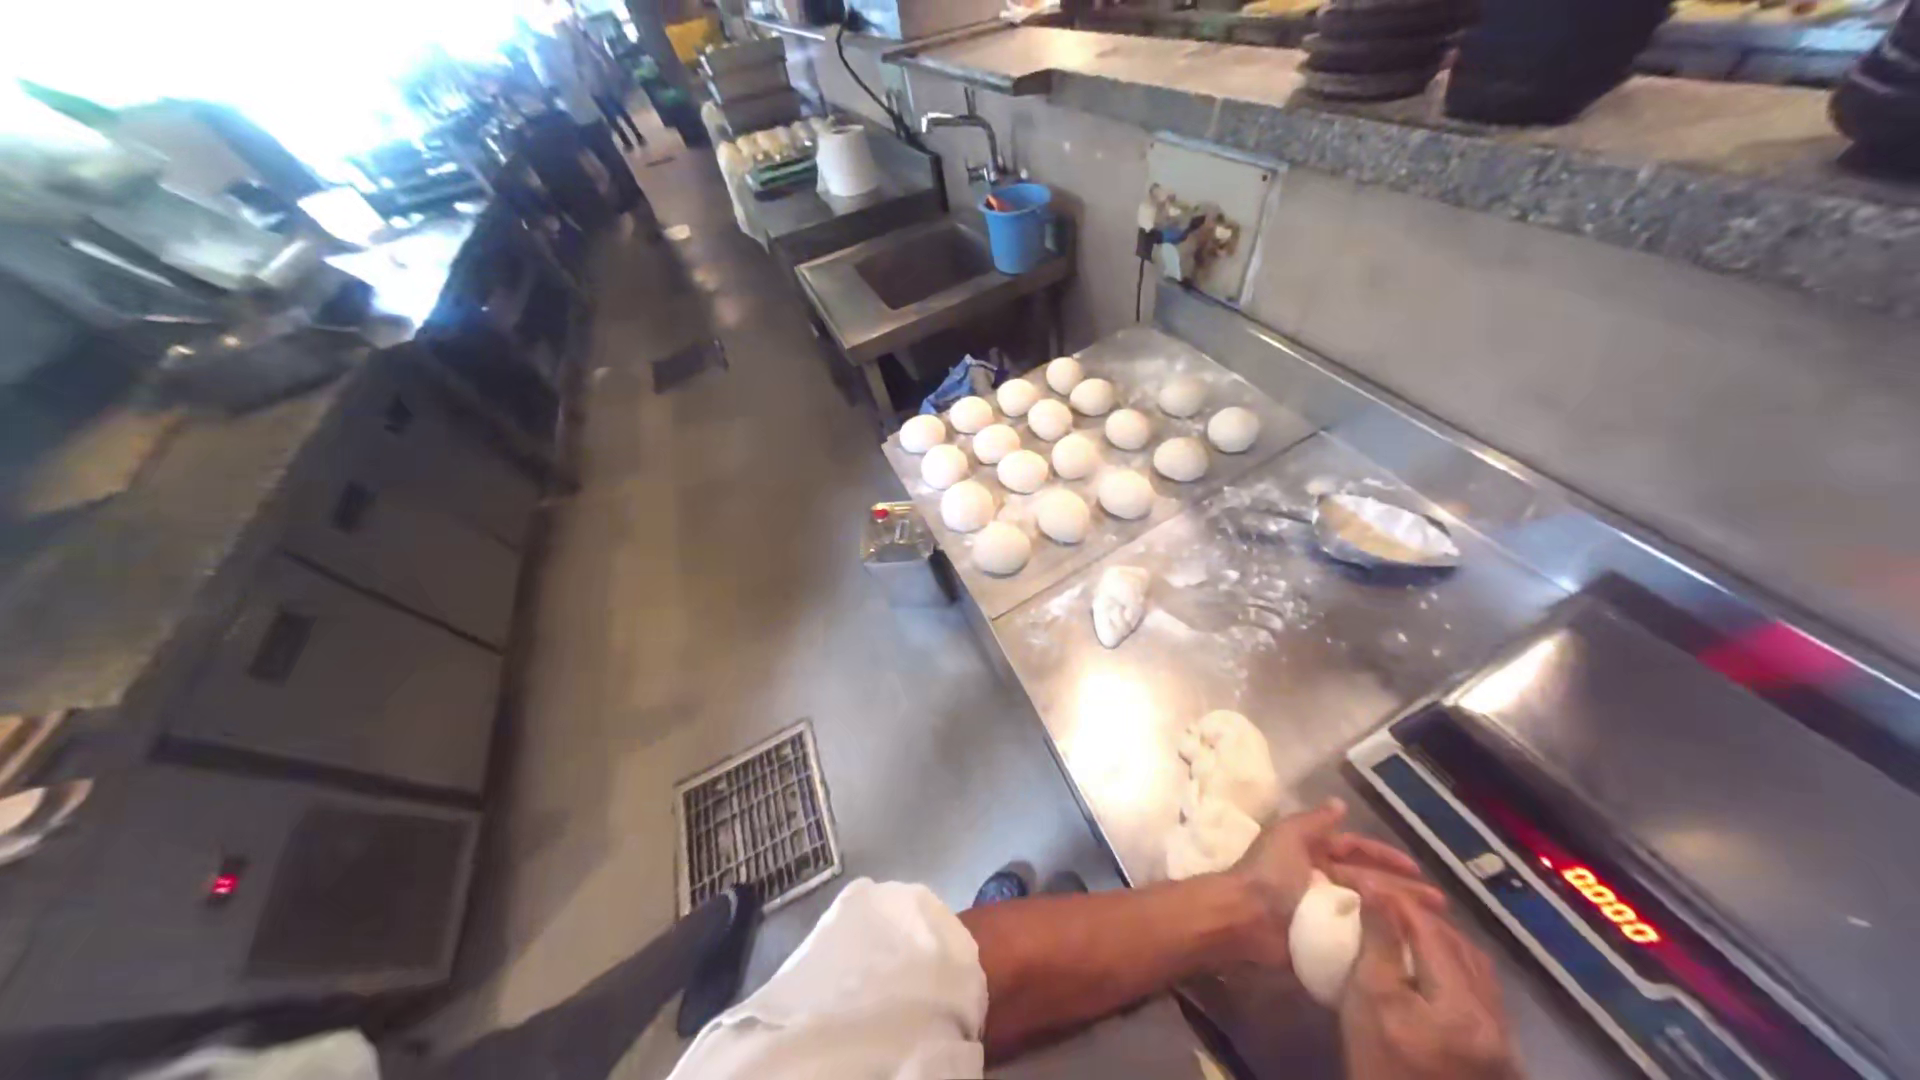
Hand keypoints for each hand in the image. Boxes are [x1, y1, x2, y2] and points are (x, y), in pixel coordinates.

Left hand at [1227, 799, 1444, 968]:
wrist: (1246, 916)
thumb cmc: (1268, 872)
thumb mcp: (1288, 836)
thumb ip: (1314, 821)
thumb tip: (1339, 802)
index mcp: (1310, 851)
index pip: (1354, 849)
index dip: (1384, 855)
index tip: (1417, 868)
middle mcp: (1320, 878)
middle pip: (1369, 881)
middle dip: (1403, 888)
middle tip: (1441, 904)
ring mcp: (1325, 910)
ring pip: (1371, 908)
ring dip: (1400, 914)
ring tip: (1436, 927)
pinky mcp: (1328, 937)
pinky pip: (1362, 935)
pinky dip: (1384, 938)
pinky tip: (1412, 947)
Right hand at [1339, 886, 1519, 1079]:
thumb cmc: (1379, 1063)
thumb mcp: (1369, 997)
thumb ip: (1379, 941)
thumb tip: (1377, 889)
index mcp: (1464, 1008)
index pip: (1432, 932)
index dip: (1397, 901)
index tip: (1363, 883)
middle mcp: (1496, 1022)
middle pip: (1460, 947)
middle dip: (1421, 918)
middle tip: (1381, 901)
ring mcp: (1504, 1042)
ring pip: (1475, 968)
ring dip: (1440, 940)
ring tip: (1402, 927)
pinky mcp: (1498, 1055)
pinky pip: (1480, 992)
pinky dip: (1451, 966)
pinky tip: (1426, 965)